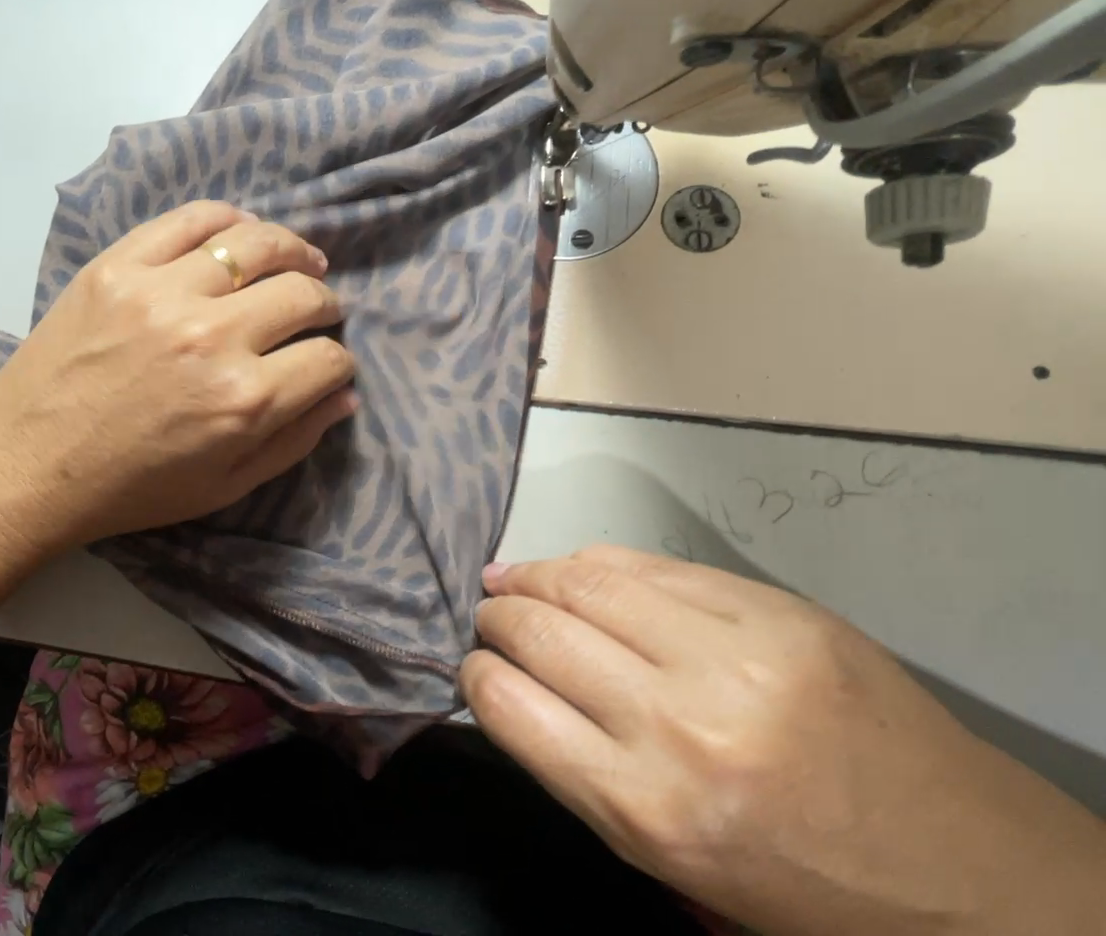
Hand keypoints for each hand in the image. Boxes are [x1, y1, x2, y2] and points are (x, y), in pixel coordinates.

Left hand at [0, 201, 355, 559]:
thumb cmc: (127, 489)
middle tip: (314, 312)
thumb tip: (346, 393)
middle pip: (303, 293)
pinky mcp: (117, 266)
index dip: (336, 362)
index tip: (324, 364)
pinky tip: (239, 235)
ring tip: (297, 262)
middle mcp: (212, 336)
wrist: (24, 466)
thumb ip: (292, 441)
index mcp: (243, 400)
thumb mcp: (222, 487)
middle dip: (324, 305)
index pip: (327, 359)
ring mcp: (161, 292)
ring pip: (257, 243)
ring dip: (292, 251)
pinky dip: (229, 220)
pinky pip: (192, 219)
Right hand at [461, 545, 1105, 935]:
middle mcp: (682, 723)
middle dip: (496, 618)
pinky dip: (599, 565)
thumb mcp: (657, 851)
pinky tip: (579, 572)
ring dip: (533, 576)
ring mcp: (737, 657)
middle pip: (536, 630)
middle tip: (490, 618)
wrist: (970, 874)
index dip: (474, 674)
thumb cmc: (790, 878)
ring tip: (514, 580)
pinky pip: (652, 565)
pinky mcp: (780, 613)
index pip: (502, 699)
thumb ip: (569, 762)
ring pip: (585, 580)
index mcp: (644, 805)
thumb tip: (502, 678)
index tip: (478, 668)